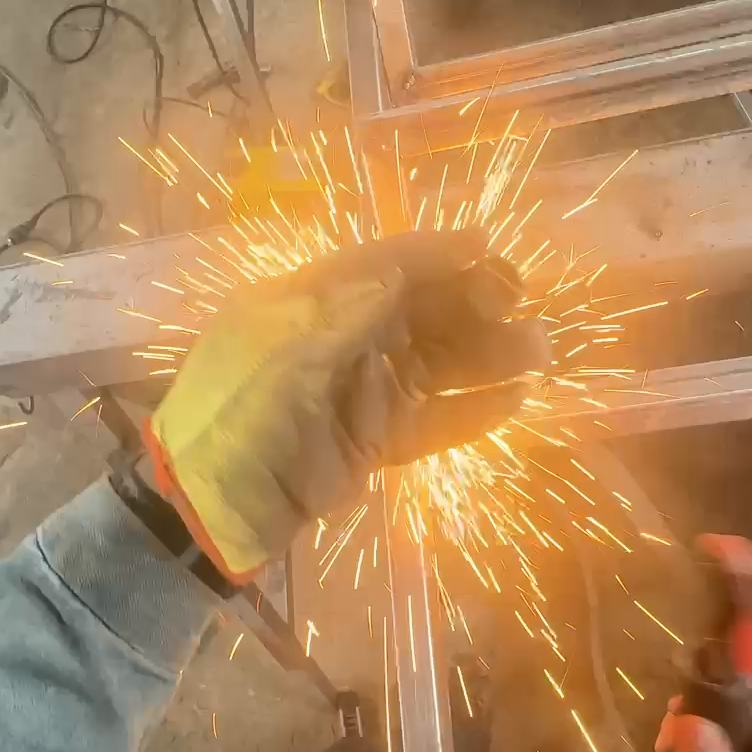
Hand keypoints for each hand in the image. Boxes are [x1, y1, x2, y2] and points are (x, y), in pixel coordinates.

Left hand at [146, 230, 548, 577]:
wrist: (214, 500)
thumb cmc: (245, 401)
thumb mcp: (295, 331)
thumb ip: (368, 291)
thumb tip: (444, 251)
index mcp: (315, 297)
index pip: (388, 264)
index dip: (440, 256)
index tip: (492, 254)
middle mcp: (344, 336)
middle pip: (423, 310)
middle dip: (475, 305)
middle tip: (520, 308)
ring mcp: (363, 390)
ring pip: (438, 364)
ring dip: (488, 356)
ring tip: (538, 354)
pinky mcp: (377, 439)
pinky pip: (434, 420)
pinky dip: (473, 411)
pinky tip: (516, 400)